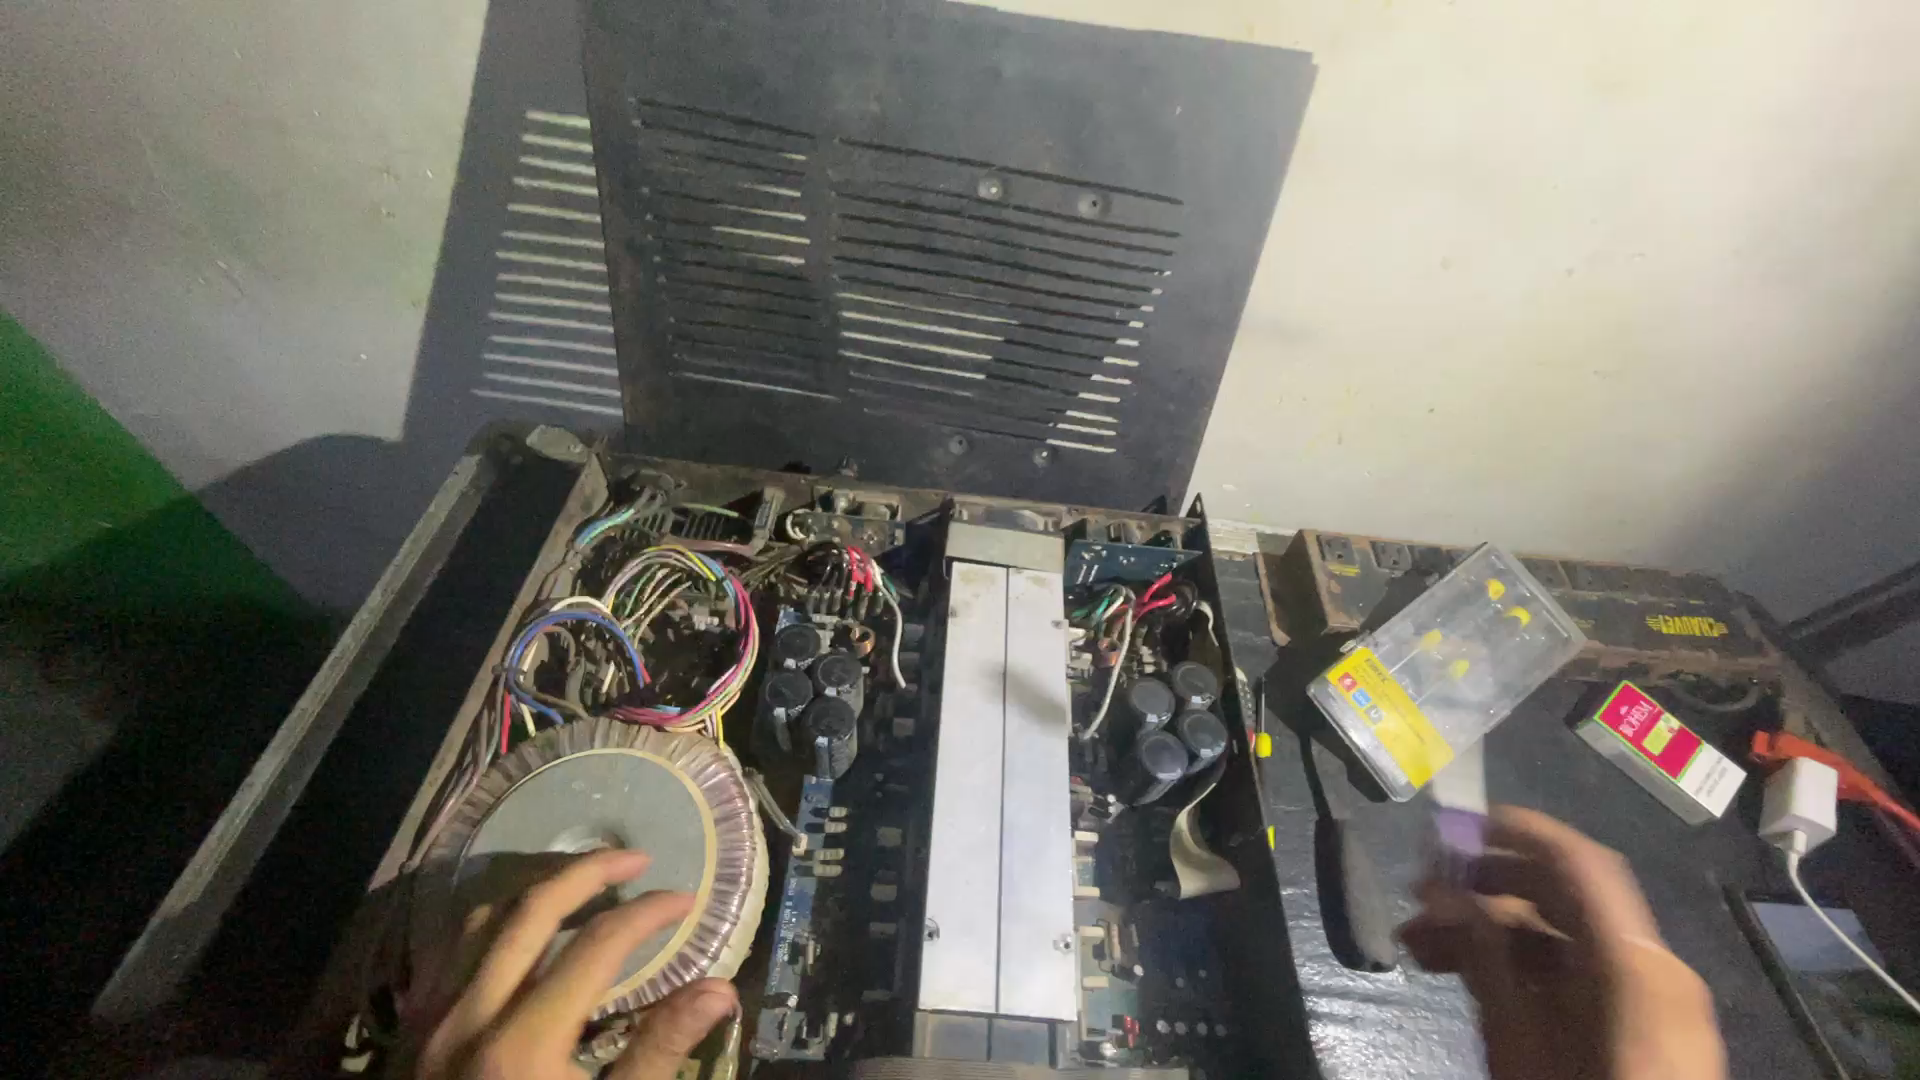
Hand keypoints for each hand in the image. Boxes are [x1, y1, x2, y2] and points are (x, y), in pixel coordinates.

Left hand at [413, 849, 738, 1079]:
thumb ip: (658, 1051)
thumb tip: (721, 989)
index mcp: (521, 1046)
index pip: (599, 943)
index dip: (649, 911)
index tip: (686, 902)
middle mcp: (467, 1019)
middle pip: (534, 907)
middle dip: (592, 870)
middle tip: (637, 859)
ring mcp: (427, 1025)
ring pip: (483, 918)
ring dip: (540, 888)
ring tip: (585, 883)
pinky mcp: (405, 1037)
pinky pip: (449, 951)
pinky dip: (494, 920)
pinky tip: (523, 928)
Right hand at [1397, 807, 1725, 1079]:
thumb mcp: (1518, 1035)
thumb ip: (1482, 955)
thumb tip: (1441, 891)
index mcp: (1633, 960)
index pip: (1575, 861)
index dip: (1512, 830)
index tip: (1448, 824)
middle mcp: (1644, 962)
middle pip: (1553, 892)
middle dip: (1476, 883)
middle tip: (1417, 889)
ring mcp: (1639, 991)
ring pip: (1548, 930)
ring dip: (1480, 924)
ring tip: (1416, 939)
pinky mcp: (1628, 1017)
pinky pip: (1562, 966)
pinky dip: (1507, 957)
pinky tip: (1449, 966)